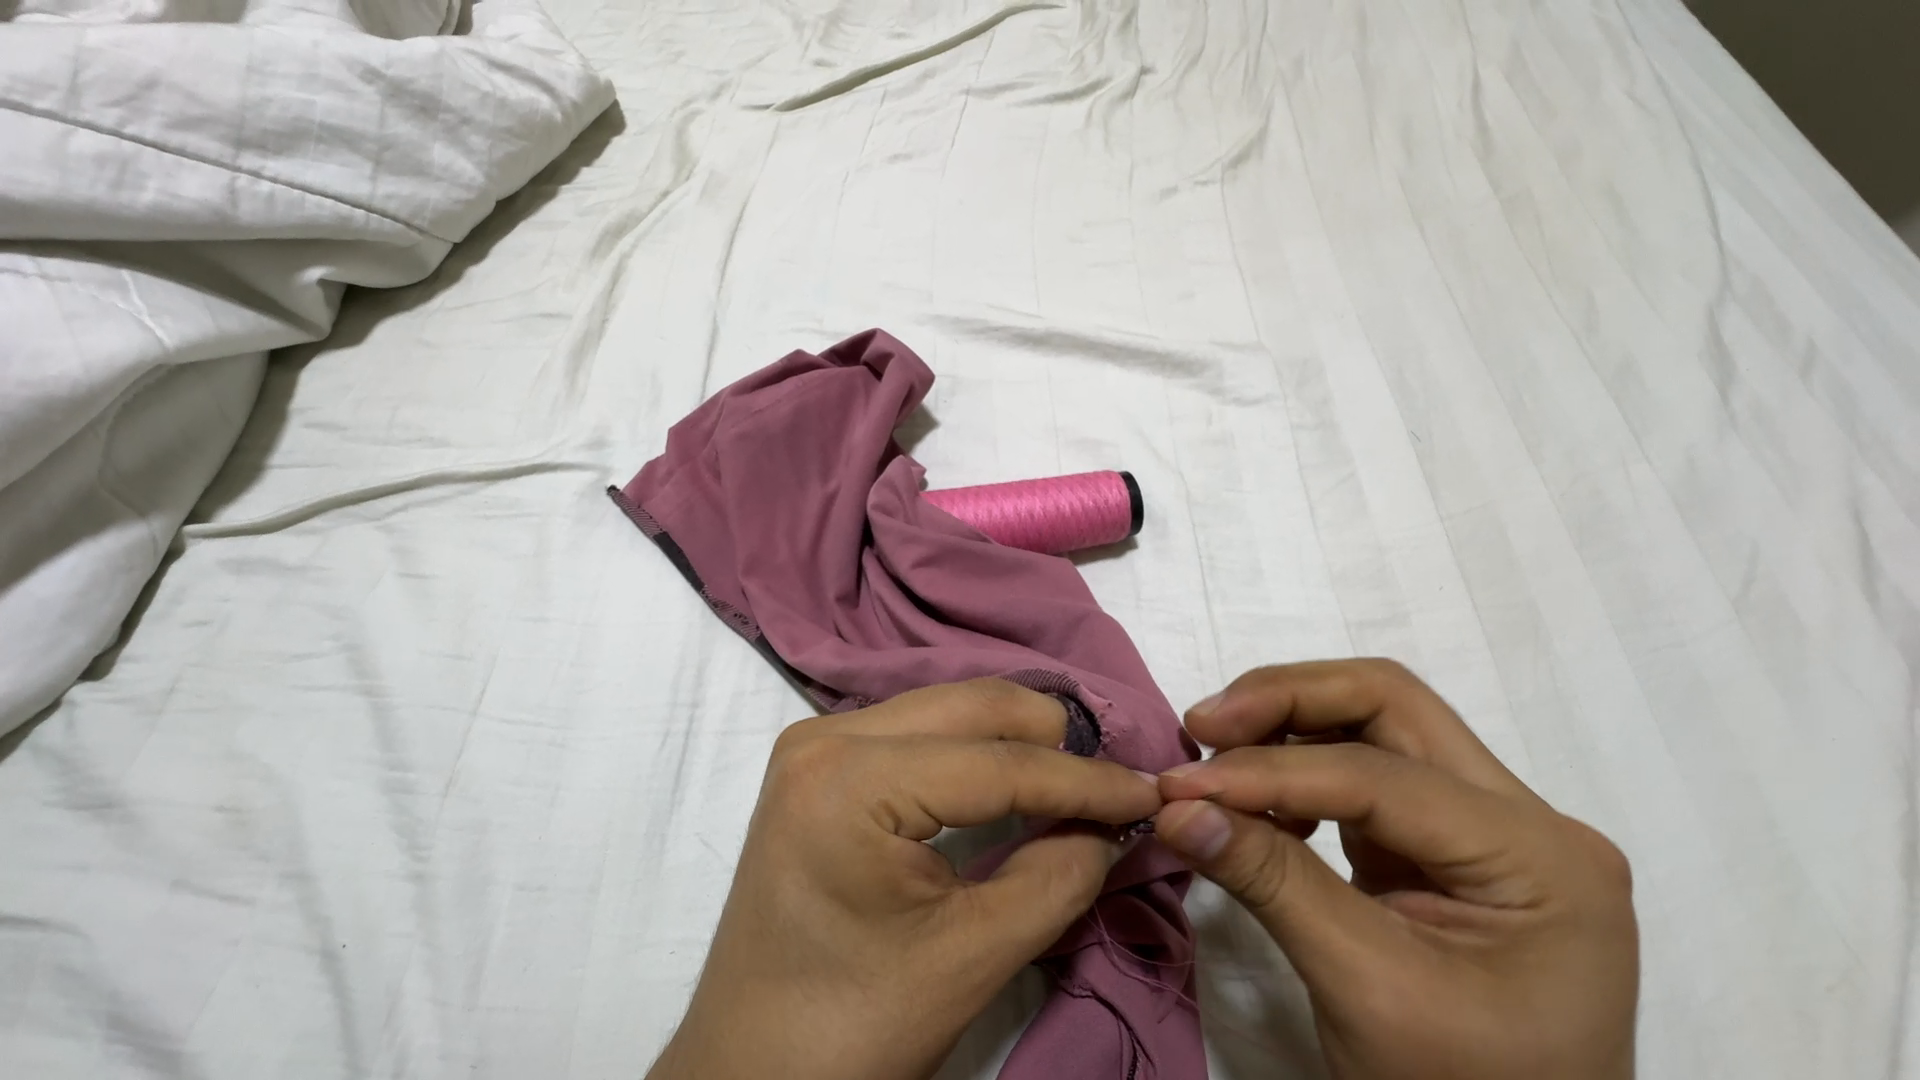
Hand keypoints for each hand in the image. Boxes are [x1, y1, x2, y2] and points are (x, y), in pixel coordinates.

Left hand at [647, 679, 1162, 1079]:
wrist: (750, 1066)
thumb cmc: (852, 1026)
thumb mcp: (973, 955)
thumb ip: (1058, 876)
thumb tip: (1114, 822)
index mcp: (850, 780)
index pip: (995, 763)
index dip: (1083, 779)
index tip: (1151, 791)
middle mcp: (826, 735)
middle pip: (972, 707)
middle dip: (1052, 741)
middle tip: (1114, 784)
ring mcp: (817, 741)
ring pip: (948, 709)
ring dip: (1017, 740)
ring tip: (1075, 782)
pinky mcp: (821, 761)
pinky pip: (920, 730)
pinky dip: (976, 749)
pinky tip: (1014, 780)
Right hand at [1152, 660, 1638, 1079]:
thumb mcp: (1363, 990)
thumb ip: (1271, 881)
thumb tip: (1172, 808)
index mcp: (1538, 856)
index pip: (1379, 774)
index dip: (1270, 772)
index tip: (1178, 786)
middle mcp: (1525, 818)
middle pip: (1391, 707)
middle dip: (1286, 701)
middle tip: (1201, 725)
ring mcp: (1487, 827)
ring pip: (1378, 725)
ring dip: (1288, 726)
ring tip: (1215, 756)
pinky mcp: (1444, 846)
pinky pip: (1366, 773)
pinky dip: (1301, 771)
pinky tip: (1259, 802)